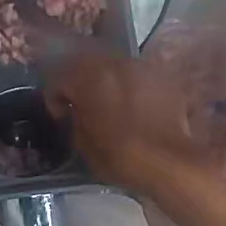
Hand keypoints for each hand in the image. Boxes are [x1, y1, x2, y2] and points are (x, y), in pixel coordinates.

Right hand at [45, 53, 196, 193]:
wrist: (170, 162)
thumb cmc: (122, 157)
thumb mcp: (85, 146)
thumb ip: (75, 120)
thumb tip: (77, 112)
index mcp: (88, 78)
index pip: (59, 78)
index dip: (54, 98)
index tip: (61, 116)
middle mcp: (115, 63)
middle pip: (87, 64)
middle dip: (80, 83)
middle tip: (81, 105)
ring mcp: (142, 67)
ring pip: (115, 66)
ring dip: (107, 82)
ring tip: (110, 104)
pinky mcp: (163, 77)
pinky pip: (138, 76)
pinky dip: (131, 87)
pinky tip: (135, 107)